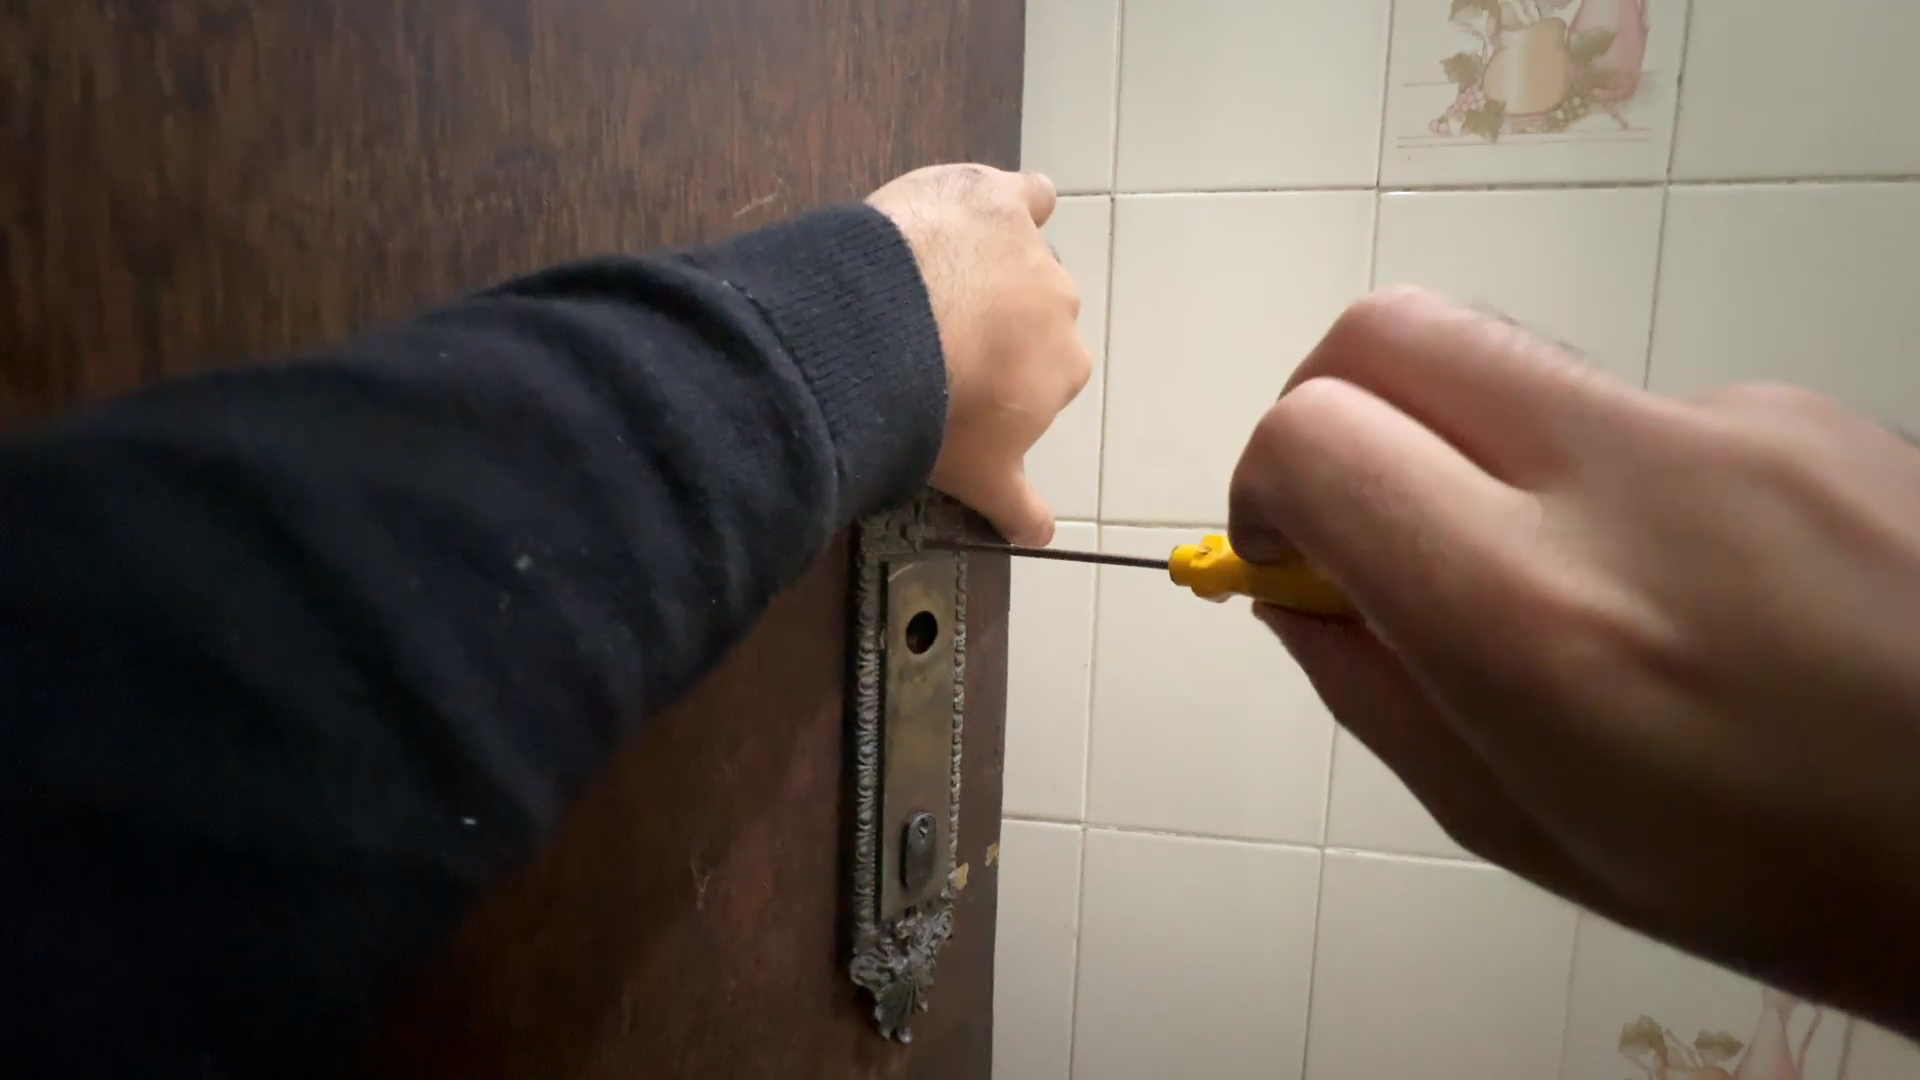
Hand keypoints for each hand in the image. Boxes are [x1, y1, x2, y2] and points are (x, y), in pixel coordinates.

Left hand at [868, 164, 1091, 545]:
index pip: (1042, 374)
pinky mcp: (993, 199)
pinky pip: (1024, 194)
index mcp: (1064, 368)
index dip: (1002, 382)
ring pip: (1026, 259)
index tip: (965, 390)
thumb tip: (1044, 541)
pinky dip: (1015, 201)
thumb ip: (1019, 510)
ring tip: (941, 288)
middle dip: (996, 330)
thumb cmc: (942, 419)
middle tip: (941, 344)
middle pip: (1032, 317)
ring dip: (993, 274)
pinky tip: (993, 208)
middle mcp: (1061, 307)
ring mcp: (1029, 249)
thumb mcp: (982, 479)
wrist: (891, 342)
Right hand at [1228, 287, 1919, 1033]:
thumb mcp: (1503, 816)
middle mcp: (1626, 481)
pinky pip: (1597, 405)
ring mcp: (1731, 421)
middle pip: (1385, 331)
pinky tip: (1641, 564)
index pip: (1314, 439)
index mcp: (1529, 617)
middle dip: (1318, 404)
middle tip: (1339, 502)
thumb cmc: (1760, 877)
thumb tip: (1290, 591)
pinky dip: (1552, 466)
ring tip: (1515, 562)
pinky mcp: (1801, 402)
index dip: (1259, 482)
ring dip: (1440, 445)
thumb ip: (1364, 687)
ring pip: (1489, 366)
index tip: (1277, 550)